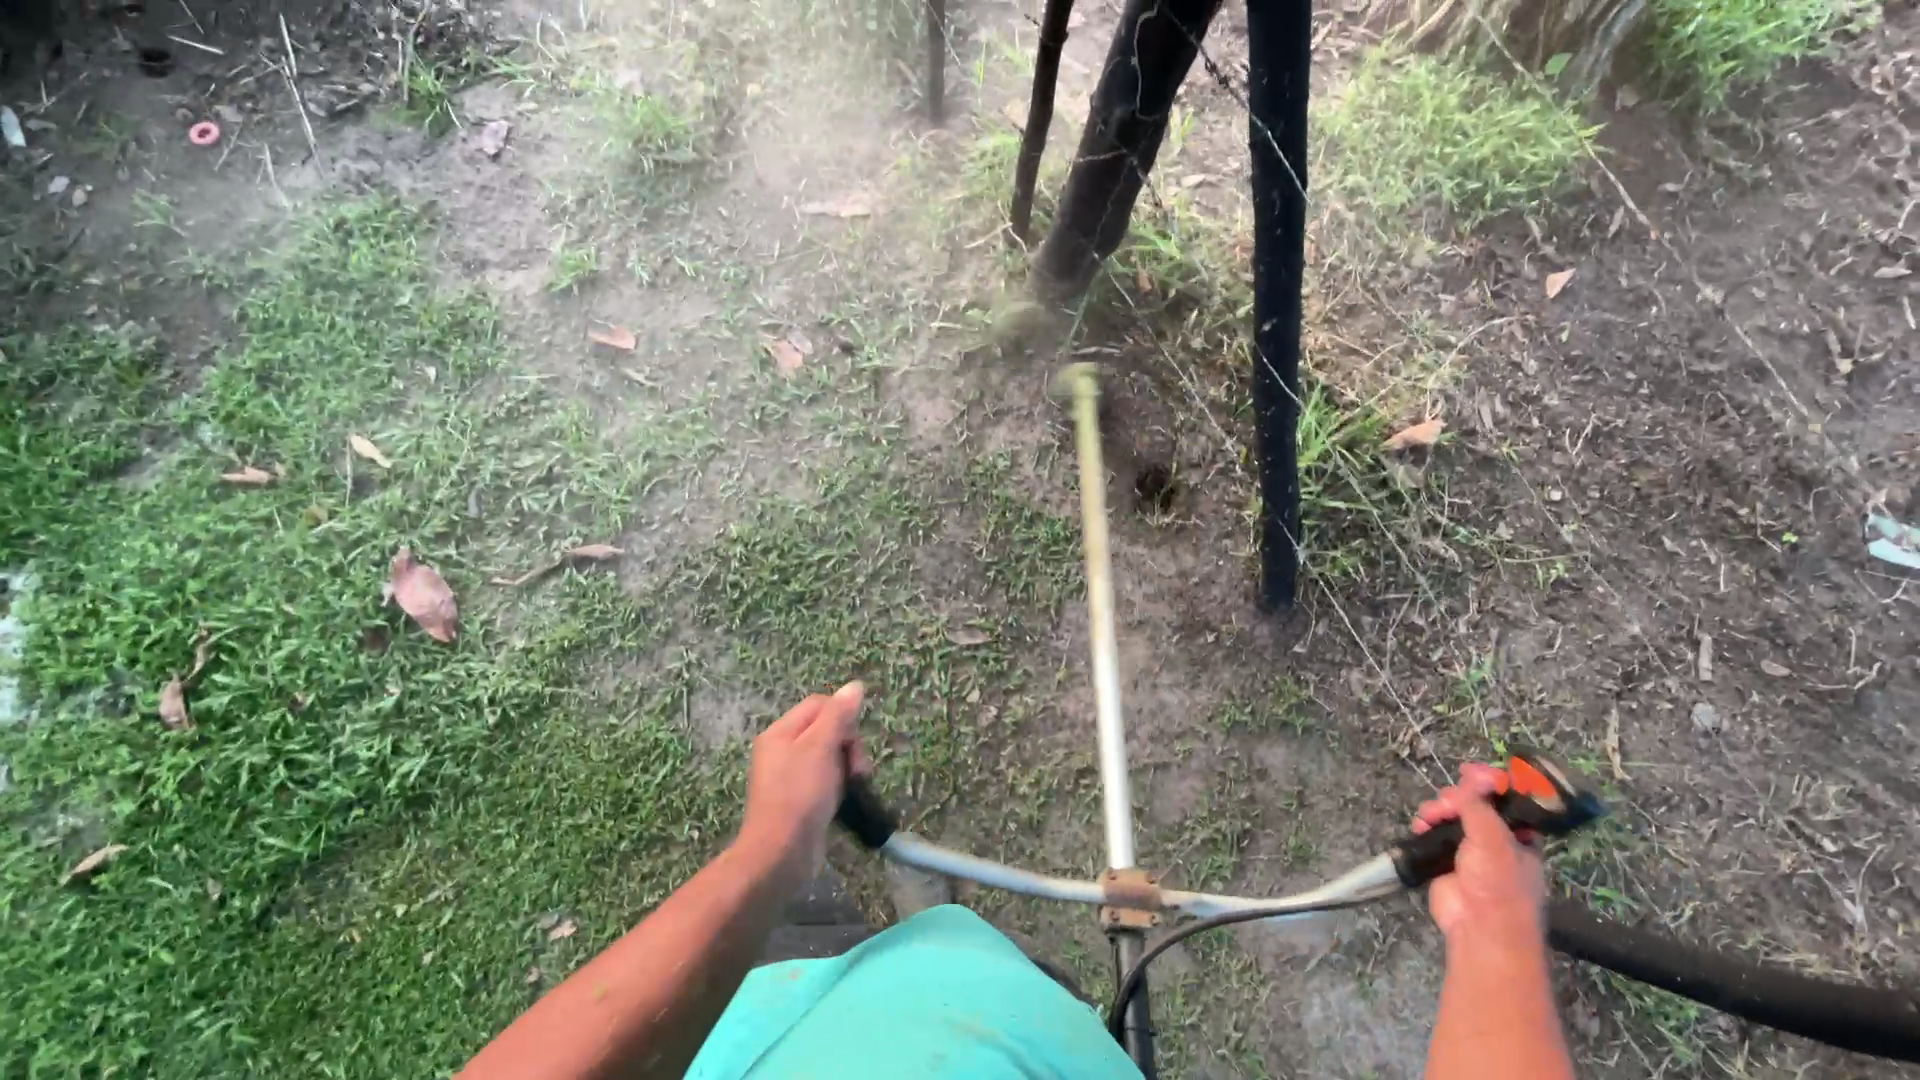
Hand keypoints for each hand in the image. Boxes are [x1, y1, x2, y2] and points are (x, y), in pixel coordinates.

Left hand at [737, 681, 869, 886]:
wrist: (782, 853)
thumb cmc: (800, 794)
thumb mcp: (821, 747)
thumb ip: (839, 715)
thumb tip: (855, 685)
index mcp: (780, 732)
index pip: (820, 705)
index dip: (843, 718)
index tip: (852, 743)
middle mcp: (781, 750)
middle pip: (826, 730)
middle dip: (847, 746)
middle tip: (856, 770)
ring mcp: (789, 777)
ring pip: (829, 757)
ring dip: (846, 768)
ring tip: (851, 788)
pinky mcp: (799, 800)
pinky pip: (825, 780)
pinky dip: (838, 787)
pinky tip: (842, 800)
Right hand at [1412, 763, 1546, 946]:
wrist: (1480, 927)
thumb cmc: (1499, 883)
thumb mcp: (1494, 838)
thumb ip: (1480, 804)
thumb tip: (1478, 774)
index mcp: (1519, 833)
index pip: (1505, 797)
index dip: (1488, 781)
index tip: (1469, 771)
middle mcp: (1496, 837)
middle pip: (1472, 802)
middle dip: (1456, 797)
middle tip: (1447, 804)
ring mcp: (1470, 849)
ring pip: (1450, 814)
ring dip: (1438, 809)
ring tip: (1430, 817)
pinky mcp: (1446, 859)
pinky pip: (1434, 831)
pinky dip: (1426, 825)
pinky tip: (1421, 827)